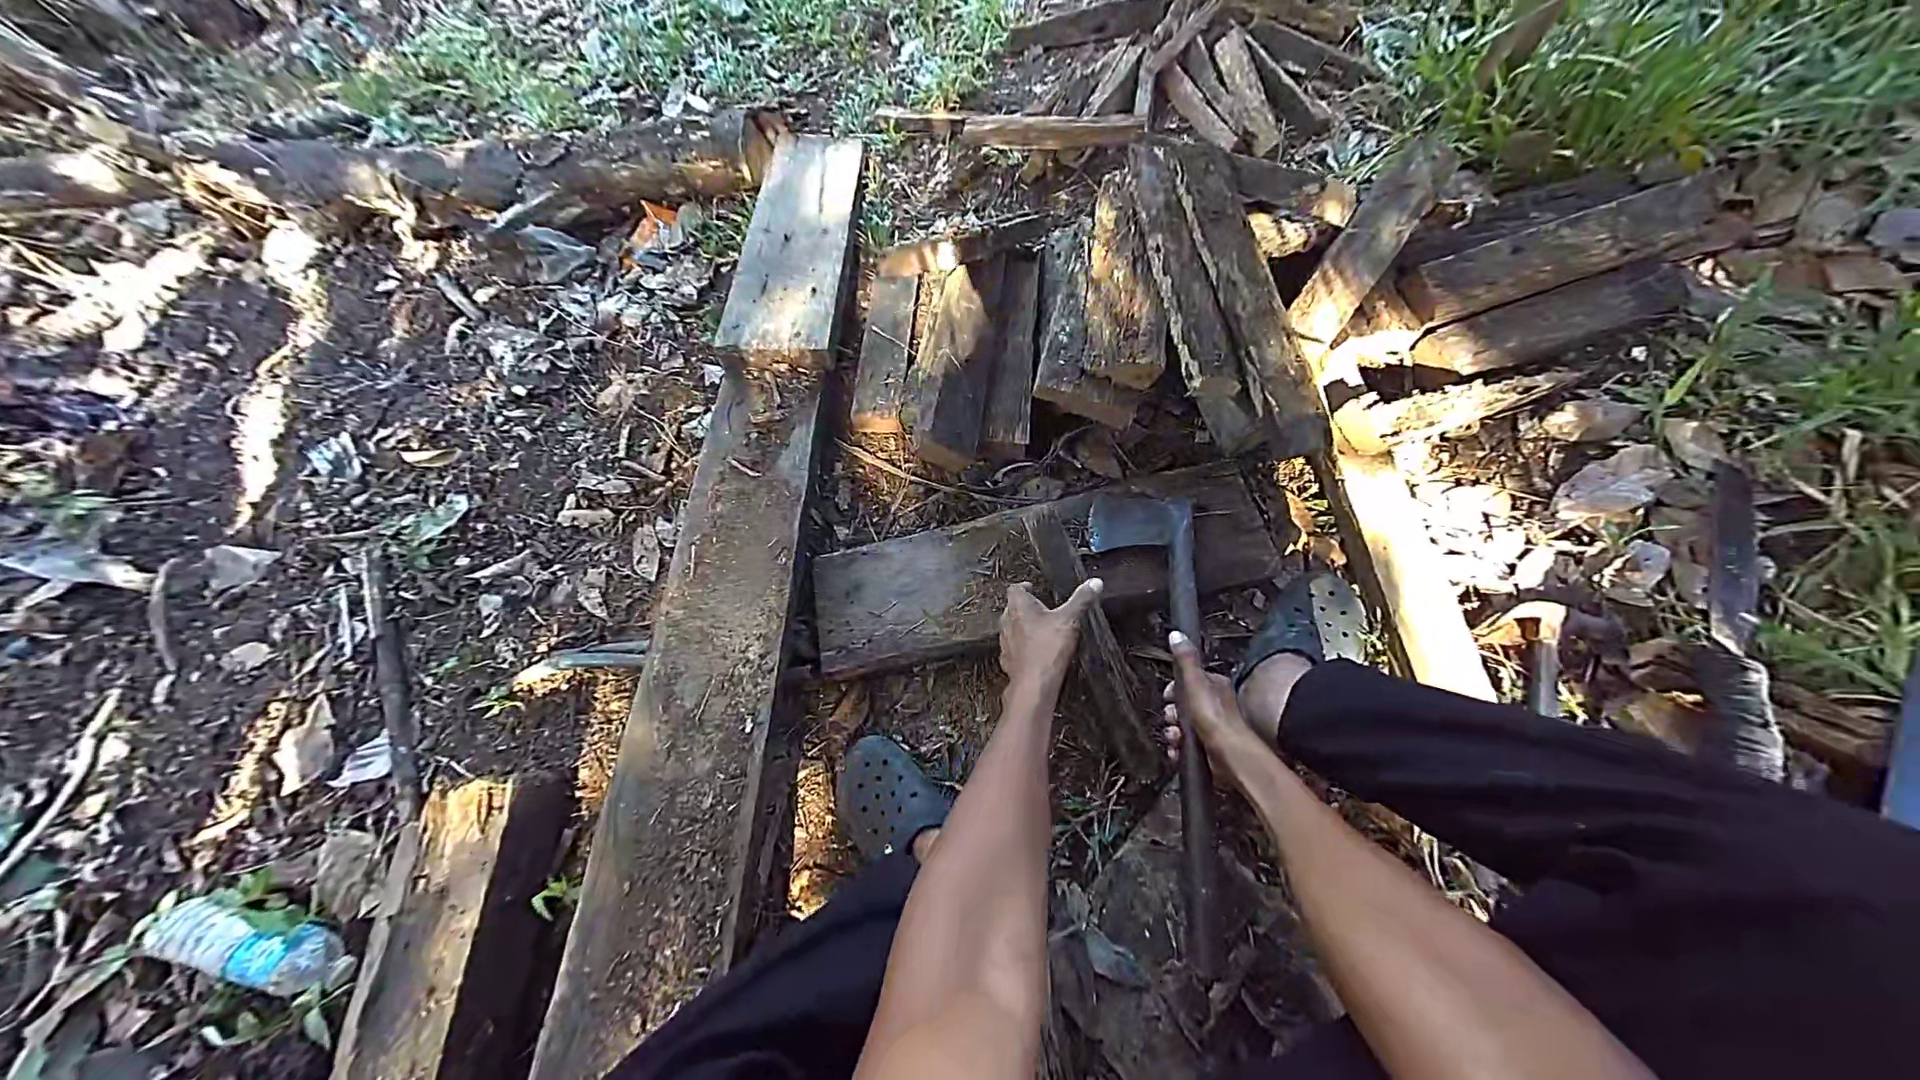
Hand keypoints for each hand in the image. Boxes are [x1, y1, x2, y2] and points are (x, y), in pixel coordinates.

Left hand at [998, 578, 1102, 693]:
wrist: (1034, 683)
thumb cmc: (1047, 650)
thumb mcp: (1070, 619)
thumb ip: (1082, 599)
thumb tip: (1094, 584)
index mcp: (1019, 607)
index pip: (1015, 589)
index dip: (1023, 587)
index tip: (1030, 588)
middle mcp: (1008, 622)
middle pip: (1012, 608)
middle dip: (1024, 607)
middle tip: (1038, 608)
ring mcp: (1006, 642)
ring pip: (1011, 629)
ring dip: (1022, 628)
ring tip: (1038, 630)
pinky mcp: (1009, 660)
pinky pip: (1013, 649)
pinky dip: (1022, 648)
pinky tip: (1034, 652)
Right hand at [1161, 630, 1271, 788]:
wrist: (1230, 755)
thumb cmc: (1217, 719)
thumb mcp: (1196, 682)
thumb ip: (1186, 660)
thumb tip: (1176, 635)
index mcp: (1214, 686)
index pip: (1187, 681)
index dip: (1173, 689)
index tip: (1168, 695)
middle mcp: (1214, 705)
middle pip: (1181, 705)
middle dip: (1171, 713)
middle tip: (1173, 717)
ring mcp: (1211, 727)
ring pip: (1181, 726)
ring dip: (1173, 732)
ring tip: (1176, 737)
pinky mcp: (1207, 747)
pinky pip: (1185, 745)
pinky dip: (1178, 748)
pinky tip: (1178, 750)